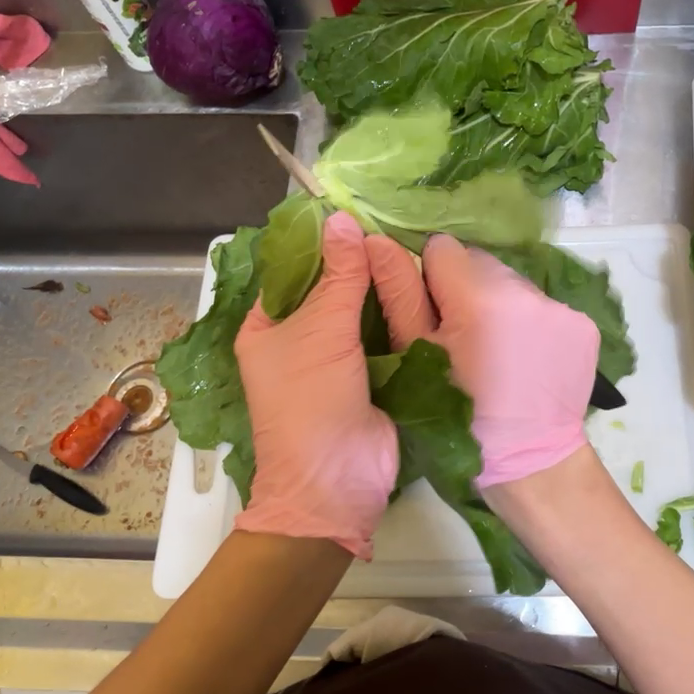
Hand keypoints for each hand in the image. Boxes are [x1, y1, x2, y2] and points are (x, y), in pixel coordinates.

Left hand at [233, 211, 398, 558]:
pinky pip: (385, 335)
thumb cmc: (311, 403)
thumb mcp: (322, 330)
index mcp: (268, 326)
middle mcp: (299, 339)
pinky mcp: (373, 375)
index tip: (357, 211)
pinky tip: (425, 286)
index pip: (292, 270)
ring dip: (385, 286)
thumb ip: (339, 275)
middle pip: (331, 288)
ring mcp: (338, 359)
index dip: (322, 241)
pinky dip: (401, 314)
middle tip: (396, 224)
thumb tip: (343, 218)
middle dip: (359, 262)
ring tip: (416, 245)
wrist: (338, 483)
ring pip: (363, 310)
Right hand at [365, 235, 598, 487]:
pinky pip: (541, 306)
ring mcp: (558, 308)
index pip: (443, 249)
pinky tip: (522, 360)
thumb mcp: (415, 357)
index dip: (430, 278)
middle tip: (461, 341)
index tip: (432, 315)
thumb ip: (397, 293)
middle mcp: (525, 291)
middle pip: (480, 263)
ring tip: (492, 353)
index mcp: (479, 298)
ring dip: (497, 305)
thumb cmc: (457, 418)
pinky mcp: (581, 325)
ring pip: (511, 283)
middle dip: (465, 290)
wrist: (531, 465)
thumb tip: (374, 241)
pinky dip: (528, 323)